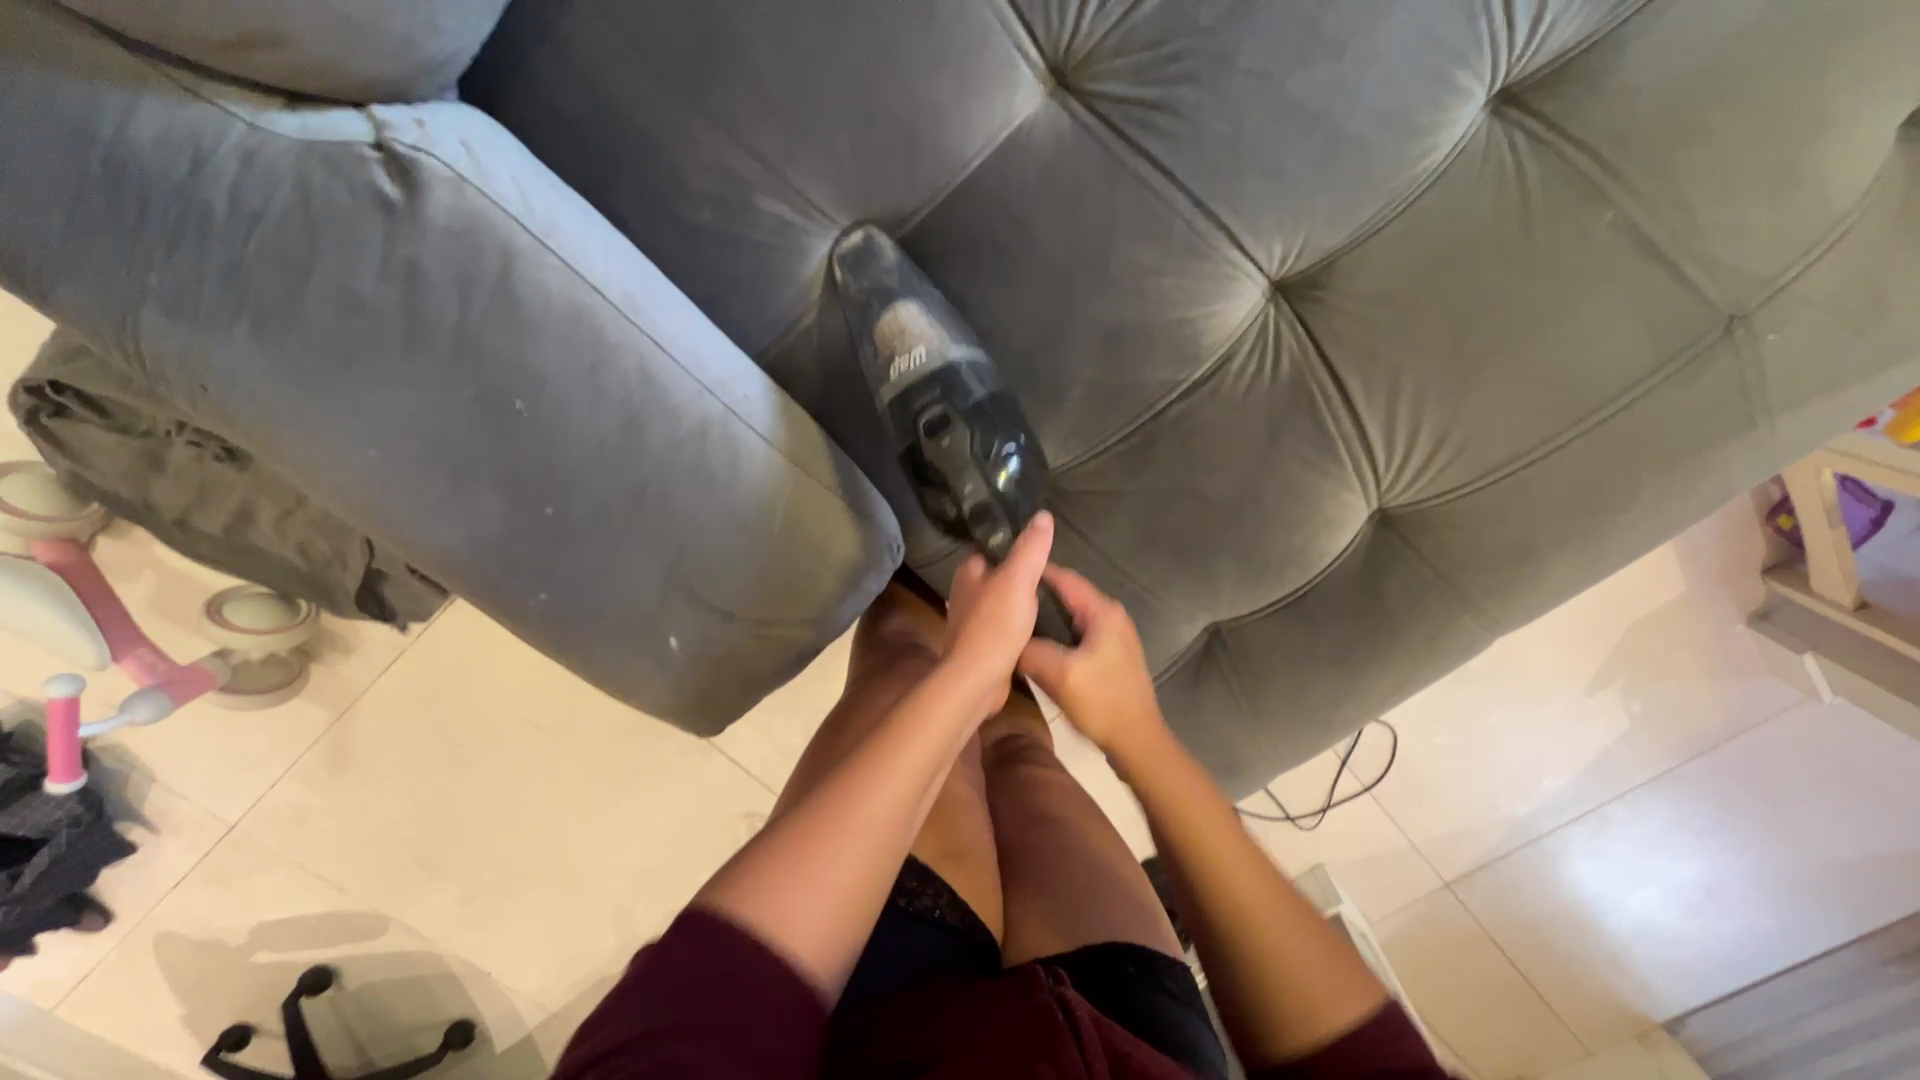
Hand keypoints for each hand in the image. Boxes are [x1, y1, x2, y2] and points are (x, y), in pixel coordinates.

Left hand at [943, 512, 1054, 713]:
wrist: (977, 680)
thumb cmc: (995, 625)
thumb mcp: (1018, 579)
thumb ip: (1031, 548)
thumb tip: (1043, 515)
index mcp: (968, 572)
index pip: (992, 547)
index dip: (1016, 543)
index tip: (1043, 545)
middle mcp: (966, 593)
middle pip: (1000, 575)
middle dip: (1023, 574)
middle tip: (1055, 574)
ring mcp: (973, 620)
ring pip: (1004, 601)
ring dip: (1024, 601)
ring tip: (1054, 597)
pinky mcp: (982, 644)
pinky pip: (1006, 625)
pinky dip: (1021, 624)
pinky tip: (1041, 625)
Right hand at [1016, 566, 1167, 756]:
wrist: (1137, 743)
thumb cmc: (1103, 703)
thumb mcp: (1059, 674)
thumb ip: (1029, 650)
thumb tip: (1006, 639)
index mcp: (1103, 611)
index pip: (1063, 577)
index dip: (1032, 573)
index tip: (1001, 576)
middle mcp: (1111, 616)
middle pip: (1065, 596)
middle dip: (1034, 598)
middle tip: (1000, 604)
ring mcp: (1112, 637)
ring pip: (1069, 618)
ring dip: (1043, 620)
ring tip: (1010, 626)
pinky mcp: (1109, 656)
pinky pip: (1075, 636)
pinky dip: (1055, 638)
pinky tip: (1033, 650)